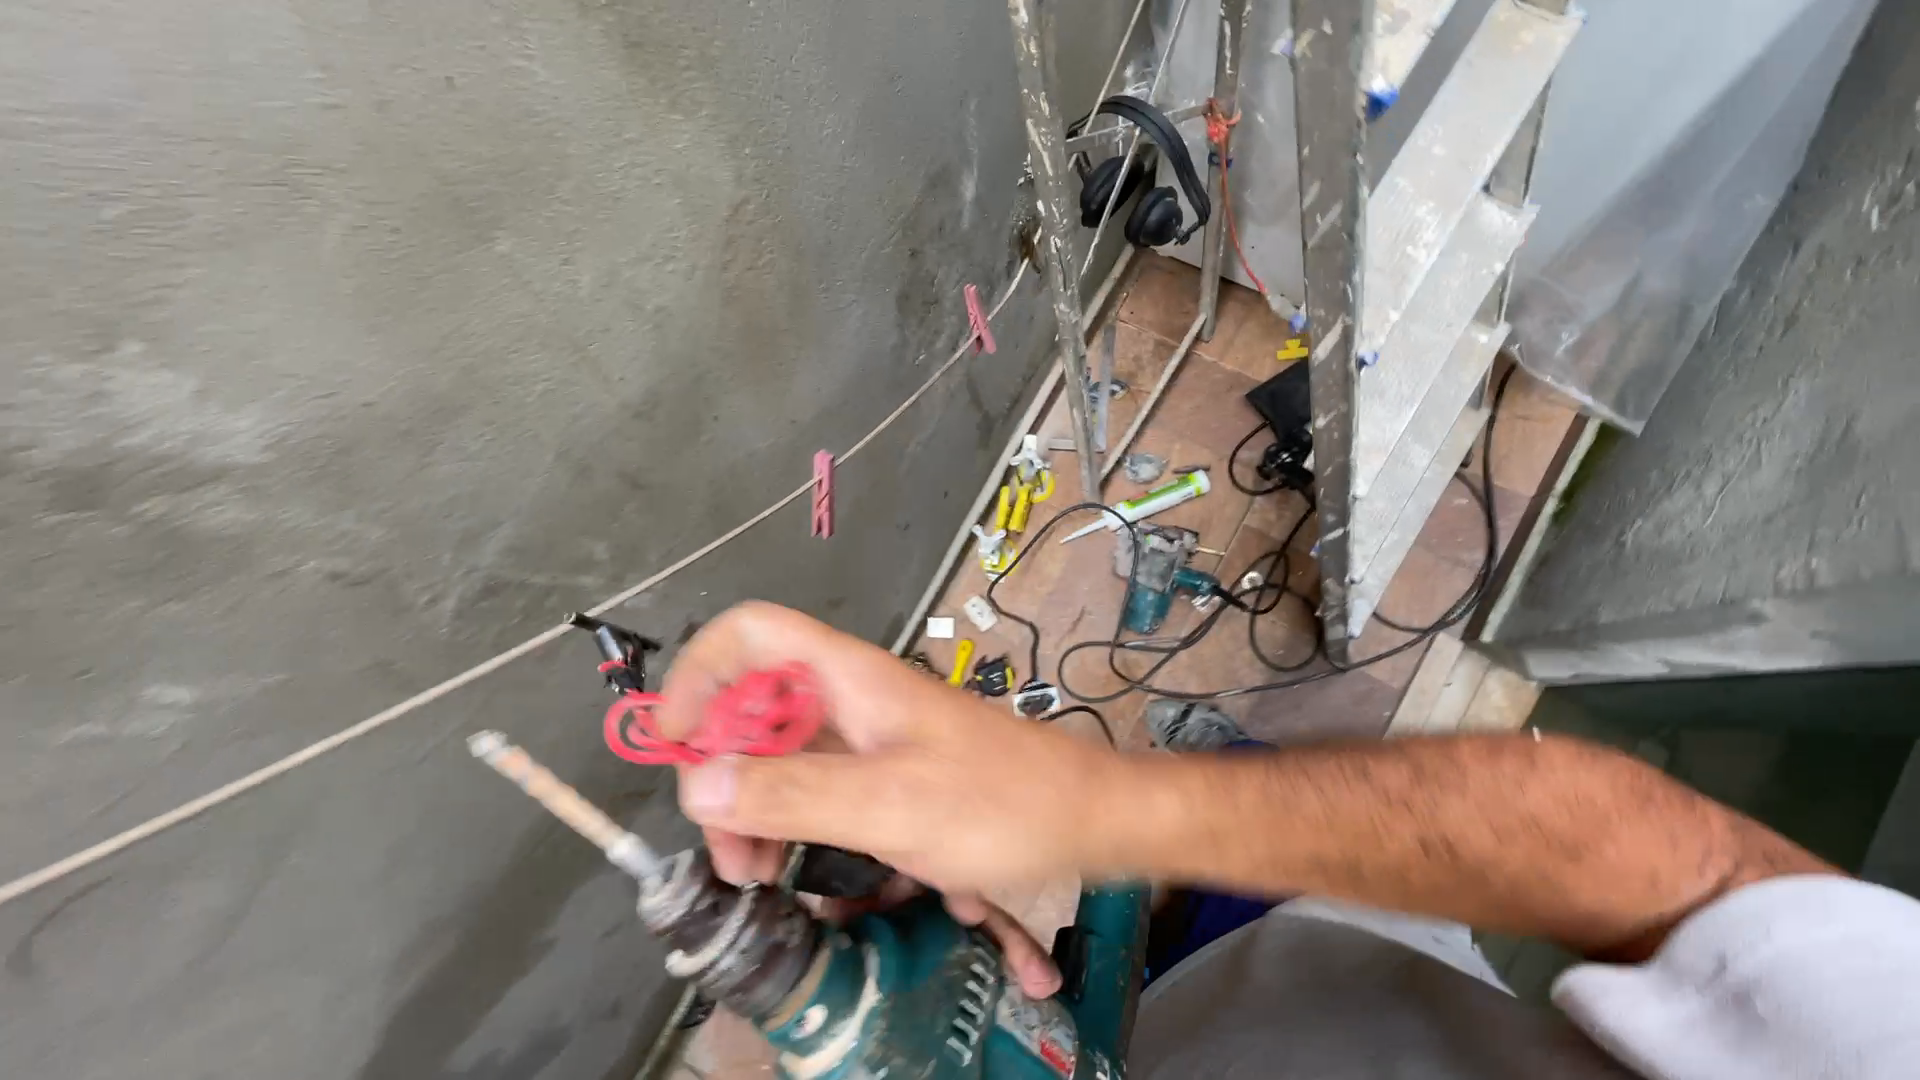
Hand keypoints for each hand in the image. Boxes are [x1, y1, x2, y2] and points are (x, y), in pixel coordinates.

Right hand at [657, 603, 1126, 990]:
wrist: (1082, 818)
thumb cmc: (998, 802)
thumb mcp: (889, 805)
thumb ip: (793, 793)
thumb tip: (700, 786)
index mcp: (849, 678)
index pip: (752, 632)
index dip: (700, 671)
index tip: (675, 741)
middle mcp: (850, 696)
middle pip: (754, 702)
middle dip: (722, 767)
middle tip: (723, 846)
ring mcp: (867, 734)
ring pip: (780, 752)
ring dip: (753, 807)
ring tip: (754, 874)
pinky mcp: (883, 771)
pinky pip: (814, 785)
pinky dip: (790, 822)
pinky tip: (791, 868)